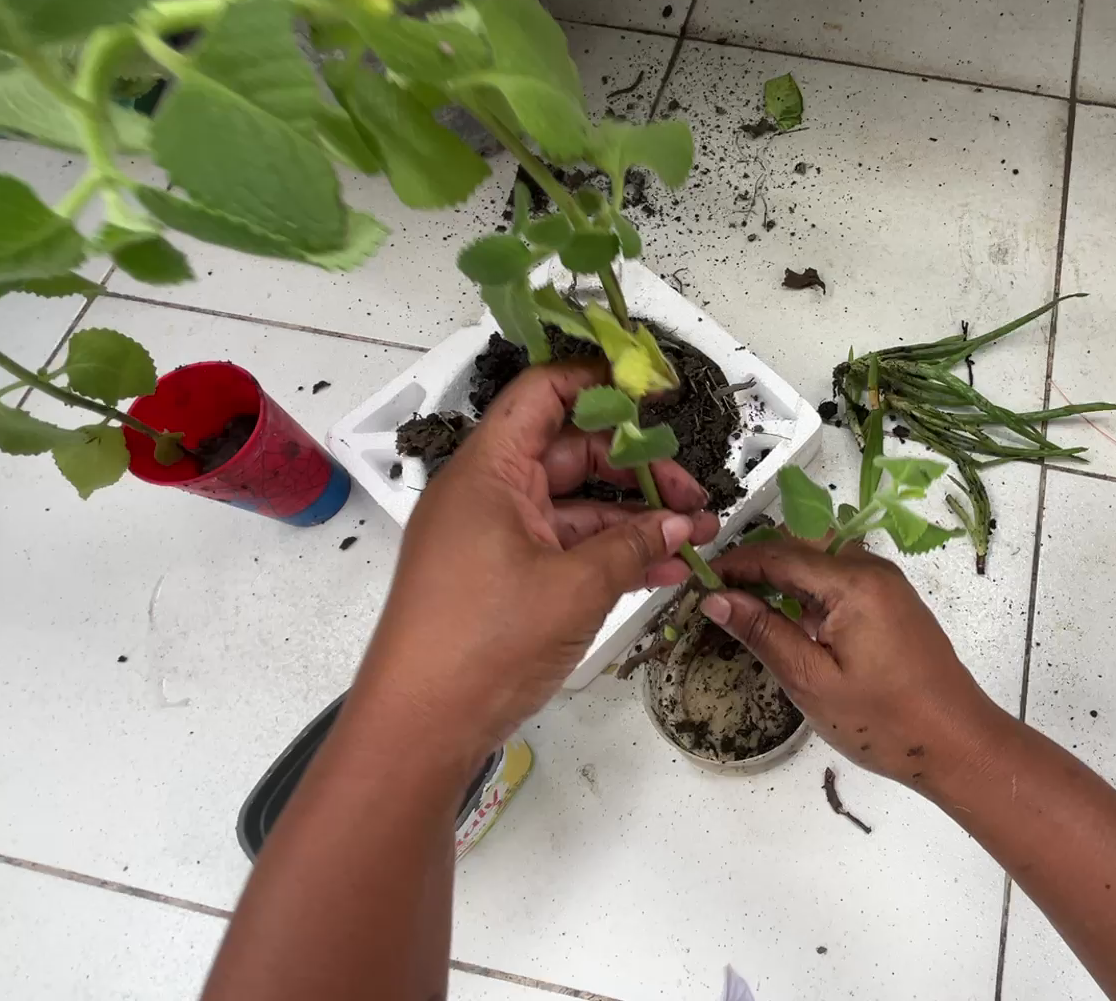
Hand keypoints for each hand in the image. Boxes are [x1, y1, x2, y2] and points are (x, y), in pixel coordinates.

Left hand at [353, 361, 719, 763]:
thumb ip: (633, 545)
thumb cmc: (484, 640)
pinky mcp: (513, 576)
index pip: (542, 396)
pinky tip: (665, 570)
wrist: (421, 731)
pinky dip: (615, 555)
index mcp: (490, 472)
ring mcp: (503, 537)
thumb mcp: (574, 586)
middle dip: (640, 470)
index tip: (653, 394)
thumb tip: (680, 523)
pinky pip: (572, 548)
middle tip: (692, 493)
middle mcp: (494, 494)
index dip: (597, 384)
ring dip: (637, 520)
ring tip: (694, 535)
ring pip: (581, 507)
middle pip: (575, 454)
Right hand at [700, 537, 1010, 790]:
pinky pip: (840, 576)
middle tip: (717, 594)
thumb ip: (763, 632)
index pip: (779, 554)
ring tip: (745, 605)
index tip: (697, 580)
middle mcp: (871, 568)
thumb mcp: (811, 681)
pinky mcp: (892, 600)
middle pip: (800, 545)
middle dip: (756, 562)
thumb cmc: (884, 721)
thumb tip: (716, 598)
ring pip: (820, 558)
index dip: (734, 564)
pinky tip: (790, 617)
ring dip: (782, 573)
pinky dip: (808, 587)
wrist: (957, 742)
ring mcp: (885, 582)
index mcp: (852, 581)